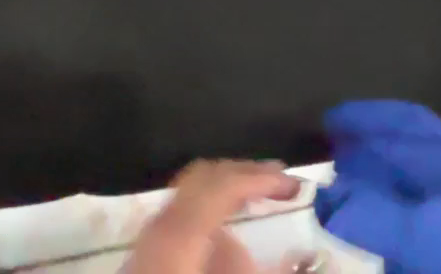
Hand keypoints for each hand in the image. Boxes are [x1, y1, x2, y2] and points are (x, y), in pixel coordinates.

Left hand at [126, 160, 303, 273]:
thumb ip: (257, 270)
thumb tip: (289, 256)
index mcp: (179, 237)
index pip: (222, 185)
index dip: (261, 178)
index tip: (296, 187)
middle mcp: (158, 230)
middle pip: (202, 179)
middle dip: (244, 176)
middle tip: (282, 183)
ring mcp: (146, 247)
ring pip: (189, 199)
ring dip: (227, 196)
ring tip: (262, 201)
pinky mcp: (143, 265)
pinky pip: (180, 223)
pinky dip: (209, 219)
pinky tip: (230, 243)